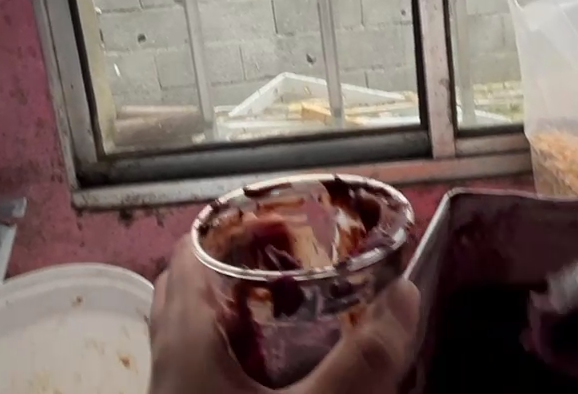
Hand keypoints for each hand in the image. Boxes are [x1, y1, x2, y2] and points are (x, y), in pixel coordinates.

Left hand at [147, 231, 420, 393]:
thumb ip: (361, 361)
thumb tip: (408, 293)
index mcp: (185, 342)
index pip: (190, 252)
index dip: (226, 220)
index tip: (277, 208)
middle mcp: (169, 364)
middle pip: (188, 287)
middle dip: (234, 259)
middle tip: (291, 251)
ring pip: (195, 331)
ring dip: (234, 307)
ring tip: (292, 300)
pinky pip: (206, 369)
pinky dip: (236, 352)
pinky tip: (279, 370)